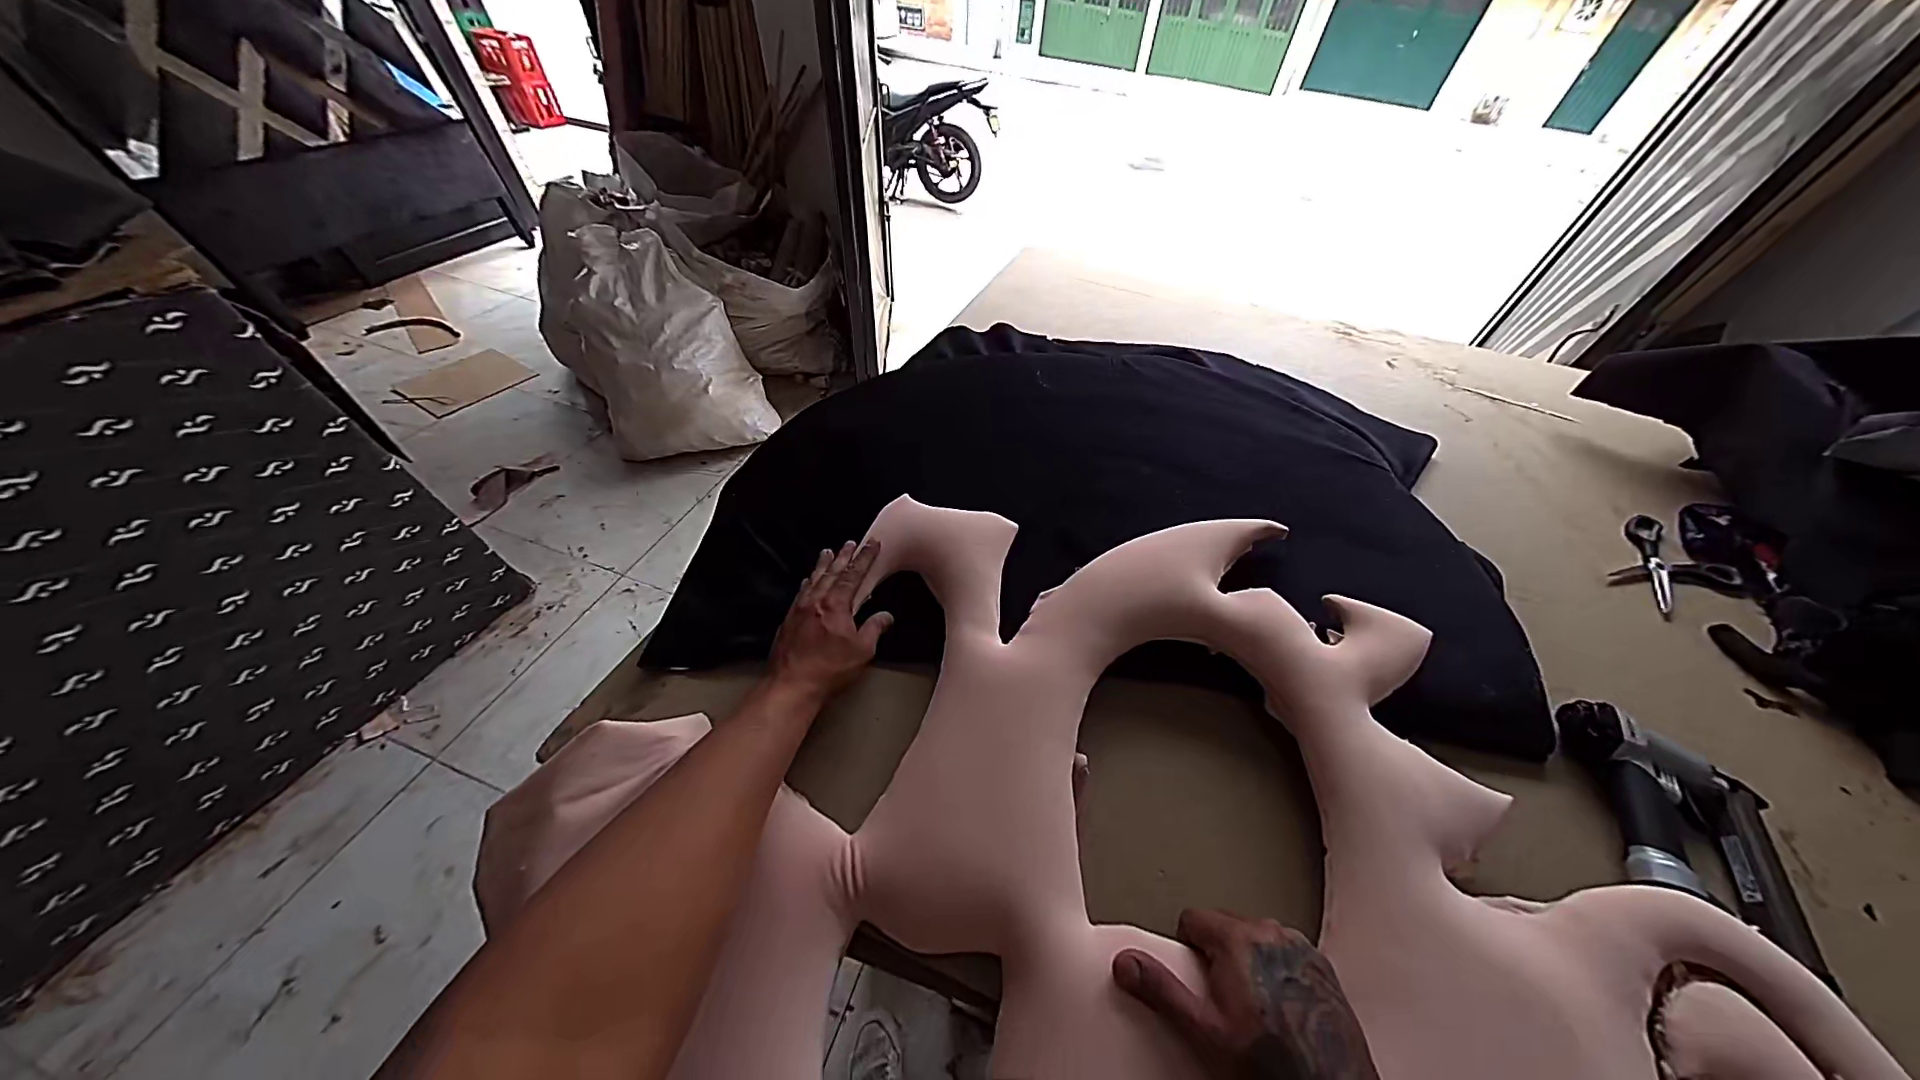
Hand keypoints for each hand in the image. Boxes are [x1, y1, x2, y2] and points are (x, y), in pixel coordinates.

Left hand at [767, 540, 893, 700]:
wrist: (792, 684)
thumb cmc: (828, 669)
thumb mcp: (862, 650)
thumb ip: (874, 629)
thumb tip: (885, 617)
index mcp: (836, 605)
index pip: (853, 575)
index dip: (864, 558)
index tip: (871, 545)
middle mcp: (816, 601)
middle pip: (832, 572)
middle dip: (844, 556)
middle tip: (851, 543)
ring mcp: (799, 610)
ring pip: (814, 579)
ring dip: (823, 565)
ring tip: (828, 553)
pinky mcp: (789, 621)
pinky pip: (801, 592)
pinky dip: (808, 583)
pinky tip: (808, 581)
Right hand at [1114, 910, 1379, 1079]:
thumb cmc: (1275, 1069)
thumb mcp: (1204, 1032)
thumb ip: (1161, 989)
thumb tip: (1127, 963)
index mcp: (1238, 938)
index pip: (1191, 918)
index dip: (1186, 949)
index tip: (1193, 978)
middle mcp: (1272, 934)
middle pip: (1224, 925)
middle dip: (1216, 954)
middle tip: (1220, 1000)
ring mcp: (1302, 950)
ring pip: (1256, 938)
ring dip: (1248, 961)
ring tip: (1251, 1006)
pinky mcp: (1324, 970)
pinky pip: (1285, 955)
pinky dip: (1277, 972)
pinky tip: (1279, 1009)